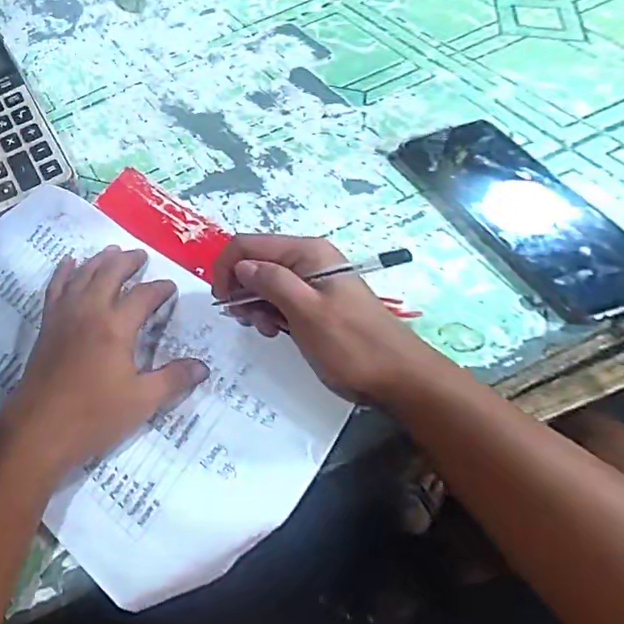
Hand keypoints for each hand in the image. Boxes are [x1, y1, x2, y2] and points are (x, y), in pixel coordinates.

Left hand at [0, 247, 210, 480]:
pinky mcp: (47, 324)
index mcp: (116, 326)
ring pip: (83, 274)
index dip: (159, 289)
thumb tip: (202, 366)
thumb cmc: (94, 415)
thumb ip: (173, 380)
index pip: (143, 296)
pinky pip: (55, 287)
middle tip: (141, 255)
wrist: (40, 427)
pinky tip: (68, 262)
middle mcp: (89, 310)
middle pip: (110, 273)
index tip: (170, 287)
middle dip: (127, 261)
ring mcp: (64, 314)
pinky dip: (64, 271)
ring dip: (99, 260)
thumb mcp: (142, 401)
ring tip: (112, 251)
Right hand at [210, 235, 448, 403]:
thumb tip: (241, 266)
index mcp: (307, 252)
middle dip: (241, 288)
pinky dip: (270, 312)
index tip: (223, 300)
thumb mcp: (306, 312)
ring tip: (266, 329)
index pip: (247, 244)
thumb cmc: (352, 345)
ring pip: (263, 281)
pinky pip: (279, 297)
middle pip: (254, 261)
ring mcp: (313, 280)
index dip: (227, 267)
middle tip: (246, 320)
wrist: (400, 378)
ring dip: (254, 304)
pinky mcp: (315, 301)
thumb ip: (271, 282)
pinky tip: (277, 331)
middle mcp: (308, 259)